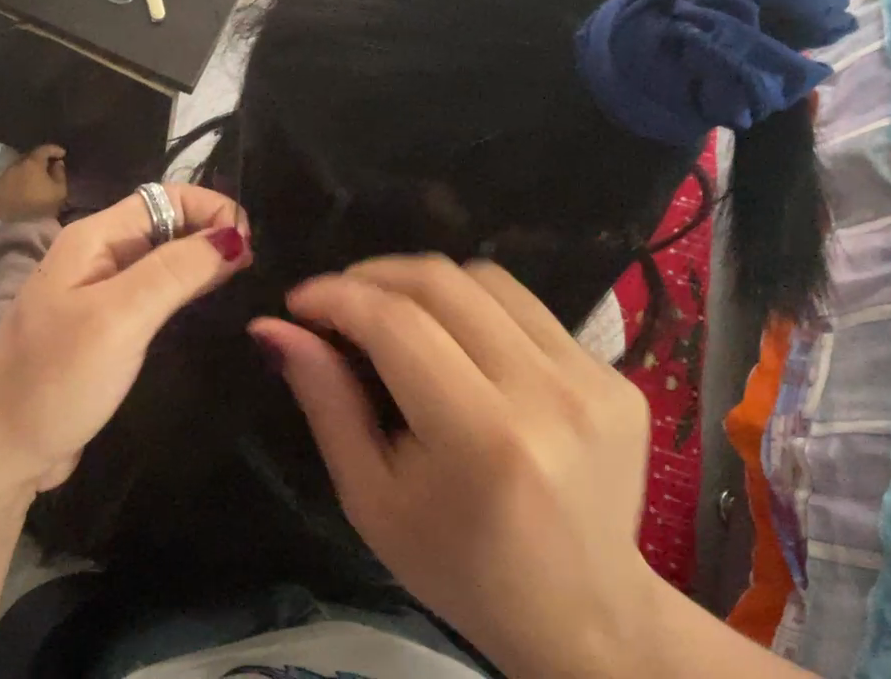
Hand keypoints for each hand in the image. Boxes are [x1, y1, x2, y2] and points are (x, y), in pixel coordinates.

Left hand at [0, 145, 67, 222]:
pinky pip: (8, 180)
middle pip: (29, 157)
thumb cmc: (43, 206)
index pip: (44, 149)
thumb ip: (60, 173)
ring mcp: (4, 176)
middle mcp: (15, 165)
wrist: (19, 226)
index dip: (55, 150)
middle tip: (48, 166)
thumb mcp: (60, 190)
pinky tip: (20, 188)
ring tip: (33, 179)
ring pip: (17, 168)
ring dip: (26, 171)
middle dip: (39, 160)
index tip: (62, 154)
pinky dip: (16, 181)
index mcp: (32, 163)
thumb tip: (57, 163)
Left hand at [0, 184, 250, 492]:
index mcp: (93, 238)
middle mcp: (96, 257)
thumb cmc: (55, 379)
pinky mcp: (105, 331)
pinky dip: (184, 297)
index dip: (212, 209)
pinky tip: (208, 314)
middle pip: (166, 225)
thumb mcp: (119, 318)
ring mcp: (99, 295)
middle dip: (212, 235)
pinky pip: (153, 298)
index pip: (166, 196)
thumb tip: (235, 234)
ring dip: (202, 267)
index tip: (250, 246)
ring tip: (243, 289)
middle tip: (255, 272)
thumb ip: (175, 271)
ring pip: (162, 263)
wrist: (1, 450)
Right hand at [250, 257, 657, 678]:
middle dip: (373, 276)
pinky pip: (527, 309)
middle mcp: (546, 392)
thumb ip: (325, 401)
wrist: (586, 614)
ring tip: (392, 316)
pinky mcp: (616, 374)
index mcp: (482, 436)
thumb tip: (274, 327)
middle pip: (442, 282)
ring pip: (487, 279)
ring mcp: (592, 378)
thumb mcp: (370, 497)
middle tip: (337, 301)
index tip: (298, 301)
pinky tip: (459, 349)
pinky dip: (476, 312)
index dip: (336, 296)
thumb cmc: (458, 568)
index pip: (396, 323)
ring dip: (424, 285)